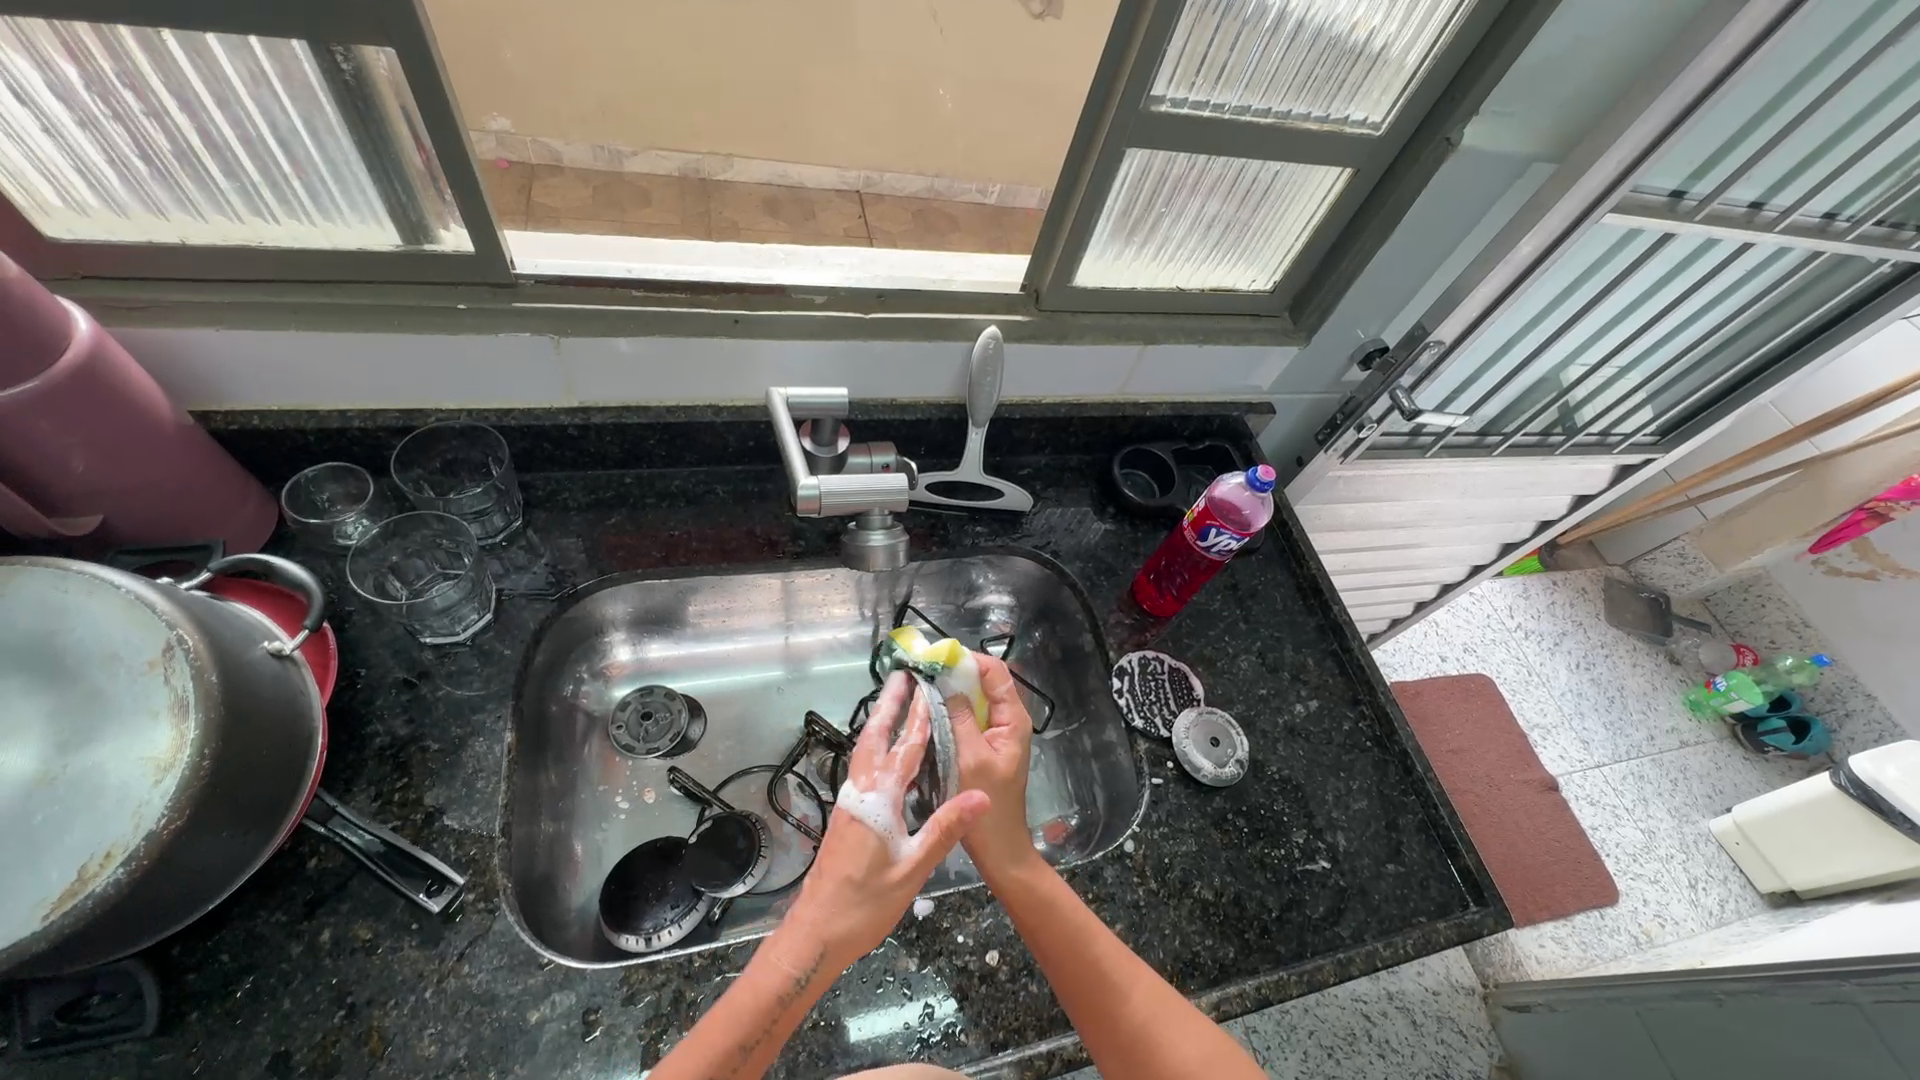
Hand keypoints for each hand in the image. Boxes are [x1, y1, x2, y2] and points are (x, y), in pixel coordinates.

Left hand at [781, 671, 988, 967]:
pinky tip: (883, 754)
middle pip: (875, 739)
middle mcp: (860, 792)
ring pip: (864, 752)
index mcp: (879, 800)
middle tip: (900, 676)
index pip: (904, 750)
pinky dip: (874, 747)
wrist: (818, 930)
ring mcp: (849, 803)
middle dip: (889, 706)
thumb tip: (980, 796)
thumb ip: (945, 829)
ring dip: (879, 723)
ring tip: (893, 702)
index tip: (927, 687)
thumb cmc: (866, 903)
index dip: (918, 719)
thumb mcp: (913, 868)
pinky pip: (861, 768)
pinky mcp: (845, 816)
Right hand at [943, 653, 1039, 881]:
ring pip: (974, 699)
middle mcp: (1008, 720)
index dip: (969, 659)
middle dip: (956, 672)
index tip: (938, 656)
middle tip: (924, 668)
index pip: (996, 672)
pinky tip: (930, 709)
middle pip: (984, 682)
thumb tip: (945, 684)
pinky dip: (952, 709)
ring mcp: (996, 733)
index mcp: (1012, 719)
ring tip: (922, 682)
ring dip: (952, 689)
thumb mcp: (969, 758)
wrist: (998, 846)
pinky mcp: (984, 745)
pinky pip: (969, 717)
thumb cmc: (986, 803)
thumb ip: (959, 718)